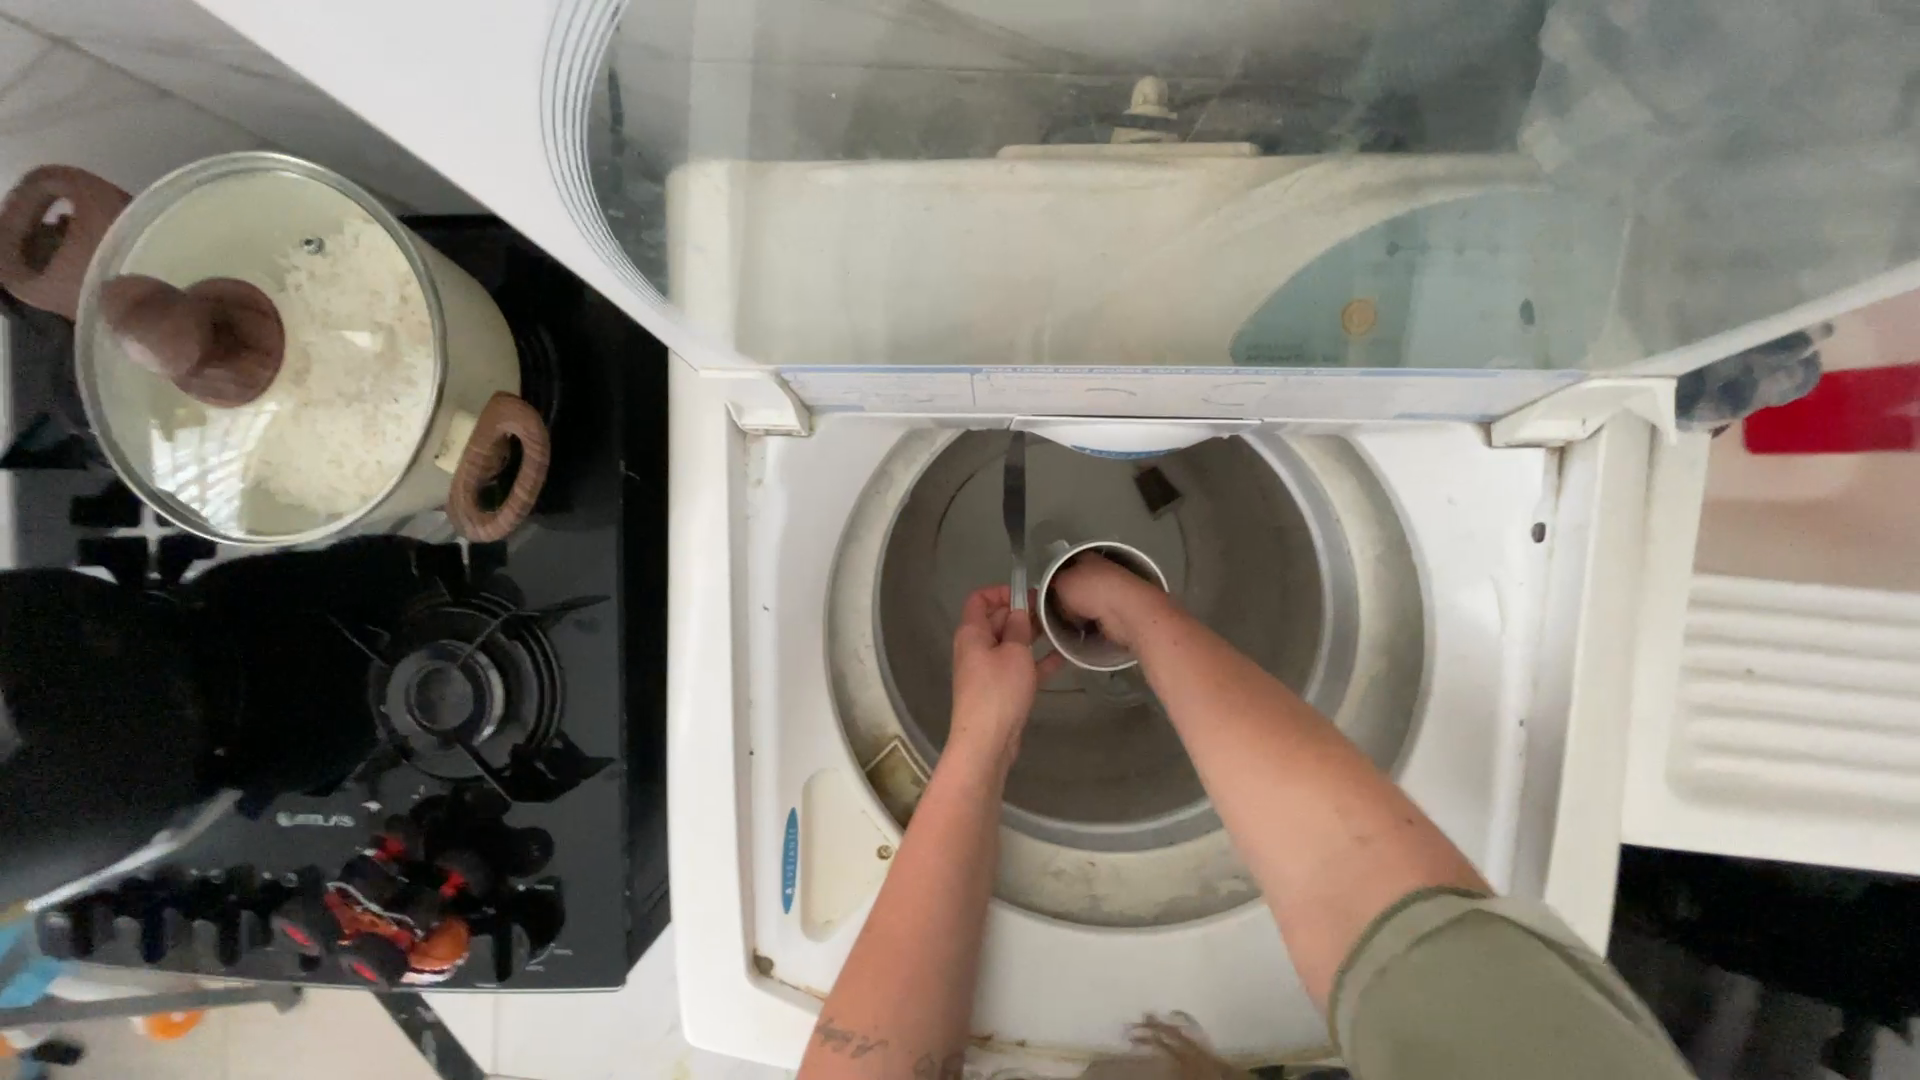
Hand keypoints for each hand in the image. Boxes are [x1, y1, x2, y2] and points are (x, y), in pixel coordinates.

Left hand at [949, 585, 1063, 765]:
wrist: (987, 741)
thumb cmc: (998, 690)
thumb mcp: (1014, 652)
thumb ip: (1019, 628)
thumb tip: (1019, 611)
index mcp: (972, 633)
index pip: (979, 599)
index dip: (1001, 592)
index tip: (1026, 594)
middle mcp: (976, 647)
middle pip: (997, 620)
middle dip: (1021, 612)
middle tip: (1050, 609)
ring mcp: (988, 669)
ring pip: (1010, 643)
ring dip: (1032, 635)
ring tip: (1060, 627)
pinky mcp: (1001, 689)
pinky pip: (1019, 666)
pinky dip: (1037, 660)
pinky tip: (1063, 656)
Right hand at [1048, 553, 1170, 649]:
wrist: (1124, 612)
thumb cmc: (1091, 591)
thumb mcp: (1058, 583)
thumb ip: (1052, 586)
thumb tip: (1055, 595)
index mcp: (1086, 557)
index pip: (1065, 564)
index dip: (1054, 578)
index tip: (1047, 592)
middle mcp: (1102, 571)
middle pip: (1076, 585)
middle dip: (1066, 599)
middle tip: (1056, 610)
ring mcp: (1113, 592)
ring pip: (1087, 604)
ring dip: (1079, 614)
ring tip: (1070, 623)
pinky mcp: (1120, 612)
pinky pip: (1097, 619)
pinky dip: (1091, 625)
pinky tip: (1084, 631)